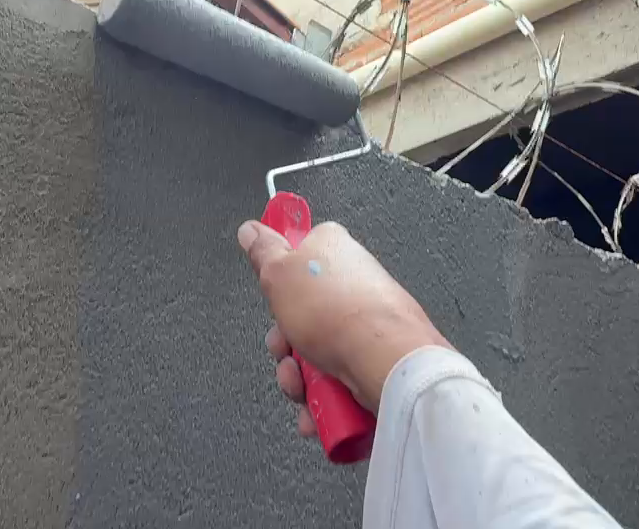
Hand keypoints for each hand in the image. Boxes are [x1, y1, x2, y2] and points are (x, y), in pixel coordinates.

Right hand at [236, 218, 450, 436]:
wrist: (387, 363)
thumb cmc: (336, 312)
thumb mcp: (279, 272)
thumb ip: (262, 250)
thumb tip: (251, 229)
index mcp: (330, 247)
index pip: (294, 258)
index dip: (276, 285)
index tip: (271, 300)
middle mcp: (350, 278)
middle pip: (300, 313)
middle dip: (284, 344)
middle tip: (285, 352)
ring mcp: (365, 319)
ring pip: (316, 351)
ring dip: (299, 378)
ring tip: (303, 388)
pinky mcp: (375, 354)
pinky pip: (339, 376)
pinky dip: (324, 397)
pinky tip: (317, 409)